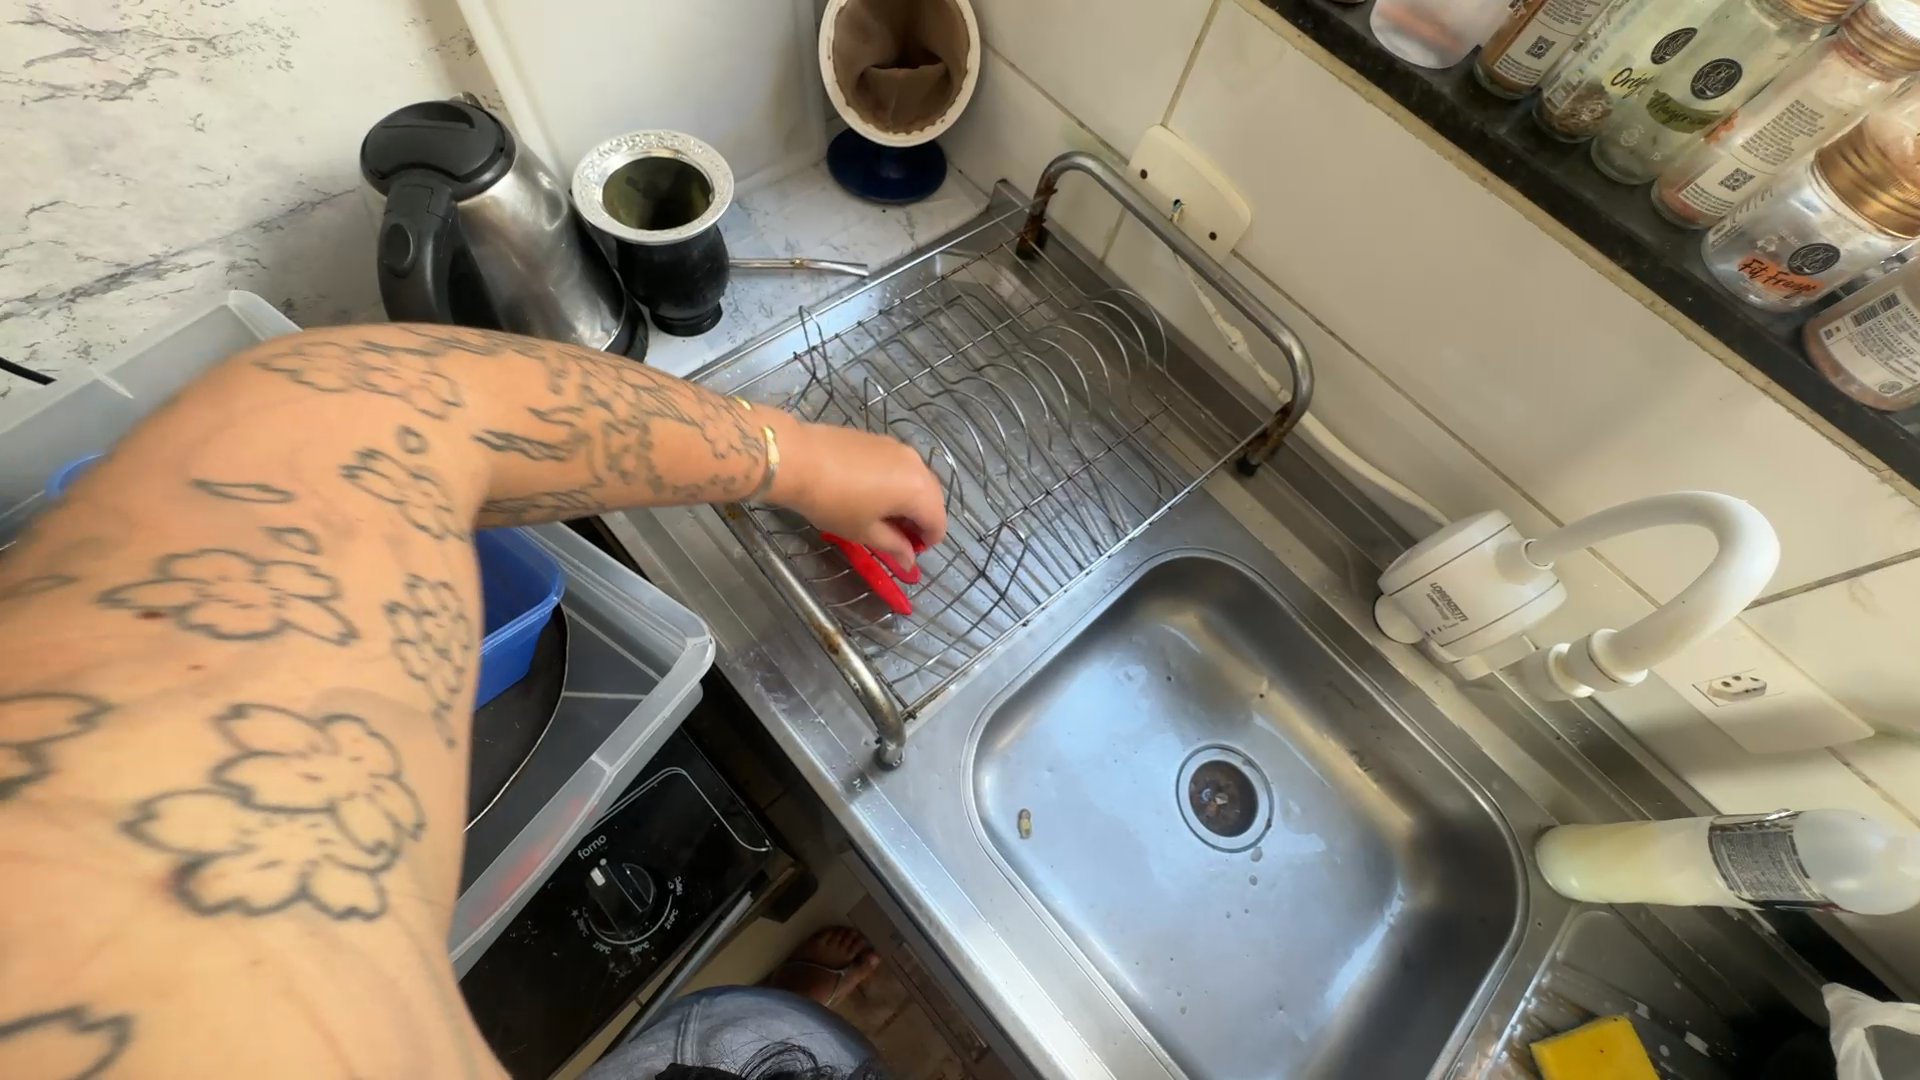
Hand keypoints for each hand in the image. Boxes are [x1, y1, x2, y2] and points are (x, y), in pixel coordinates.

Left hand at [772, 420, 947, 565]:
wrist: (798, 458)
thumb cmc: (834, 502)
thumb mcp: (865, 532)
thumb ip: (894, 546)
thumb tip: (910, 561)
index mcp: (919, 491)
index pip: (938, 523)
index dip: (927, 542)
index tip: (905, 551)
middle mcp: (917, 465)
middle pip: (932, 499)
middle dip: (920, 520)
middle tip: (895, 535)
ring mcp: (898, 448)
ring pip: (916, 479)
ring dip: (909, 500)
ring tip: (881, 513)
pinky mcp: (880, 439)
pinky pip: (900, 465)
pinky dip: (896, 482)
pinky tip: (870, 491)